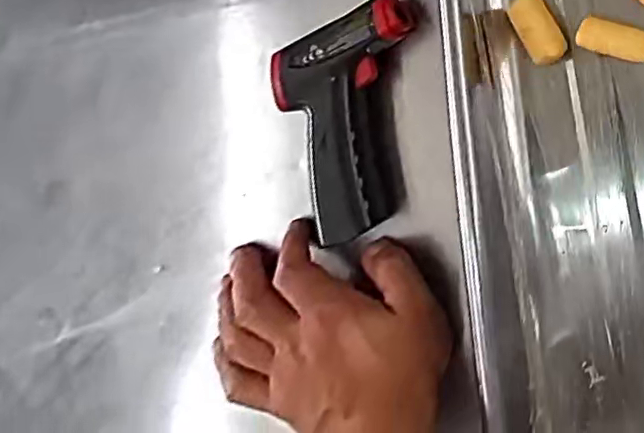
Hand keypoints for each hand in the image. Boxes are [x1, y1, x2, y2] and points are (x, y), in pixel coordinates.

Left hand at [216, 220, 450, 432]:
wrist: (387, 430)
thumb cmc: (404, 374)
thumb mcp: (419, 307)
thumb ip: (396, 271)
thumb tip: (377, 249)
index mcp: (330, 314)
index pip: (294, 270)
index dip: (291, 244)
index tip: (297, 231)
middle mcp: (297, 342)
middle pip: (252, 302)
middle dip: (244, 272)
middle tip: (244, 254)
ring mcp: (283, 374)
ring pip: (236, 338)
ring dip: (226, 308)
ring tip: (225, 290)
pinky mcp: (279, 401)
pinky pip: (237, 379)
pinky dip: (224, 358)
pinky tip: (224, 349)